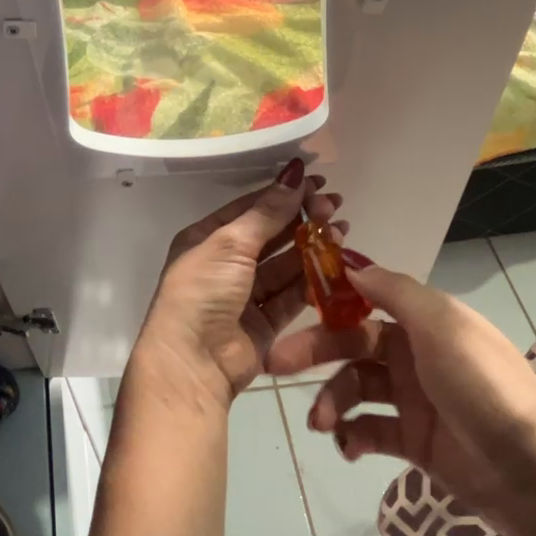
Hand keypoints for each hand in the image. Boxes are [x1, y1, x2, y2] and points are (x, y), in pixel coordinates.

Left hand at [130, 159, 343, 410]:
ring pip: (284, 264)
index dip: (282, 194)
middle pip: (270, 235)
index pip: (249, 208)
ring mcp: (244, 294)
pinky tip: (337, 264)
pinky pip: (291, 295)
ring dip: (312, 247)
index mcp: (206, 238)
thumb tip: (294, 174)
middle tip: (335, 206)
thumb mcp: (230, 244)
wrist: (192, 360)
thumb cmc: (202, 291)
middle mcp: (224, 263)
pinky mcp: (264, 322)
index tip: (317, 183)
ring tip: (342, 230)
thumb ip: (266, 212)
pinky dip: (313, 280)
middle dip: (301, 220)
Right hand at [268, 266, 535, 526]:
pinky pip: (370, 429)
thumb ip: (392, 290)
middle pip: (350, 343)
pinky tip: (346, 445)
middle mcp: (415, 353)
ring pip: (354, 387)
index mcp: (425, 319)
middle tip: (276, 364)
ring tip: (320, 423)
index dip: (327, 300)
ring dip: (331, 400)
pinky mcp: (414, 441)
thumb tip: (348, 262)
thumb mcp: (441, 324)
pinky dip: (352, 435)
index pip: (364, 299)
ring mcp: (414, 398)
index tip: (290, 302)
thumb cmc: (484, 386)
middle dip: (313, 351)